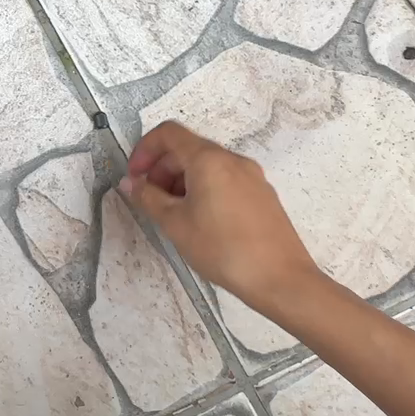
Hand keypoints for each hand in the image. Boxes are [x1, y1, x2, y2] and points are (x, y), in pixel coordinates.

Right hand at [121, 121, 321, 310]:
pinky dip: (204, 188)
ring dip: (181, 180)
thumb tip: (131, 183)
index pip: (168, 133)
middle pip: (187, 149)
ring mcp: (252, 177)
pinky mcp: (263, 196)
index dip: (144, 150)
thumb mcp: (174, 224)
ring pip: (206, 165)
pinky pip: (225, 179)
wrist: (283, 282)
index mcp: (209, 159)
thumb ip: (148, 197)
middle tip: (150, 198)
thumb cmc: (222, 248)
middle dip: (161, 168)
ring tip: (174, 213)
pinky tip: (201, 220)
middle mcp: (233, 160)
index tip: (135, 177)